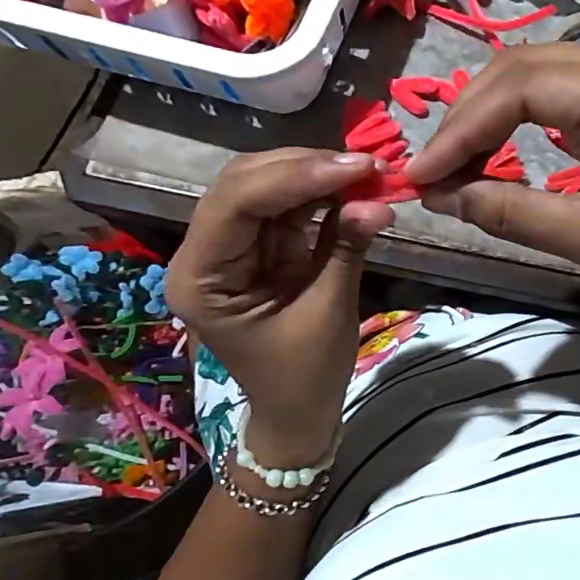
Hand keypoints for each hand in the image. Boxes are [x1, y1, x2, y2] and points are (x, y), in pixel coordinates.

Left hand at [166, 149, 393, 463]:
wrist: (298, 413)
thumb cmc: (305, 377)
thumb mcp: (328, 314)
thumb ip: (346, 250)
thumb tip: (379, 201)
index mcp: (201, 278)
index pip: (238, 204)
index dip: (297, 177)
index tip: (357, 168)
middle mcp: (204, 254)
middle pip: (244, 185)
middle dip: (306, 169)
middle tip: (366, 166)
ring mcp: (229, 249)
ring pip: (264, 188)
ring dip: (316, 176)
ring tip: (366, 174)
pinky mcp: (257, 250)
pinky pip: (285, 209)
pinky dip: (320, 196)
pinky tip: (352, 189)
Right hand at [407, 45, 579, 314]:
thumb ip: (509, 212)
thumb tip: (437, 195)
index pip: (526, 86)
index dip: (464, 128)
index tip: (422, 174)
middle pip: (523, 67)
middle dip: (467, 118)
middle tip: (430, 172)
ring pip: (531, 73)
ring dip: (482, 116)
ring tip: (450, 166)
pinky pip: (550, 90)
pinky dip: (509, 119)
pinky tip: (485, 151)